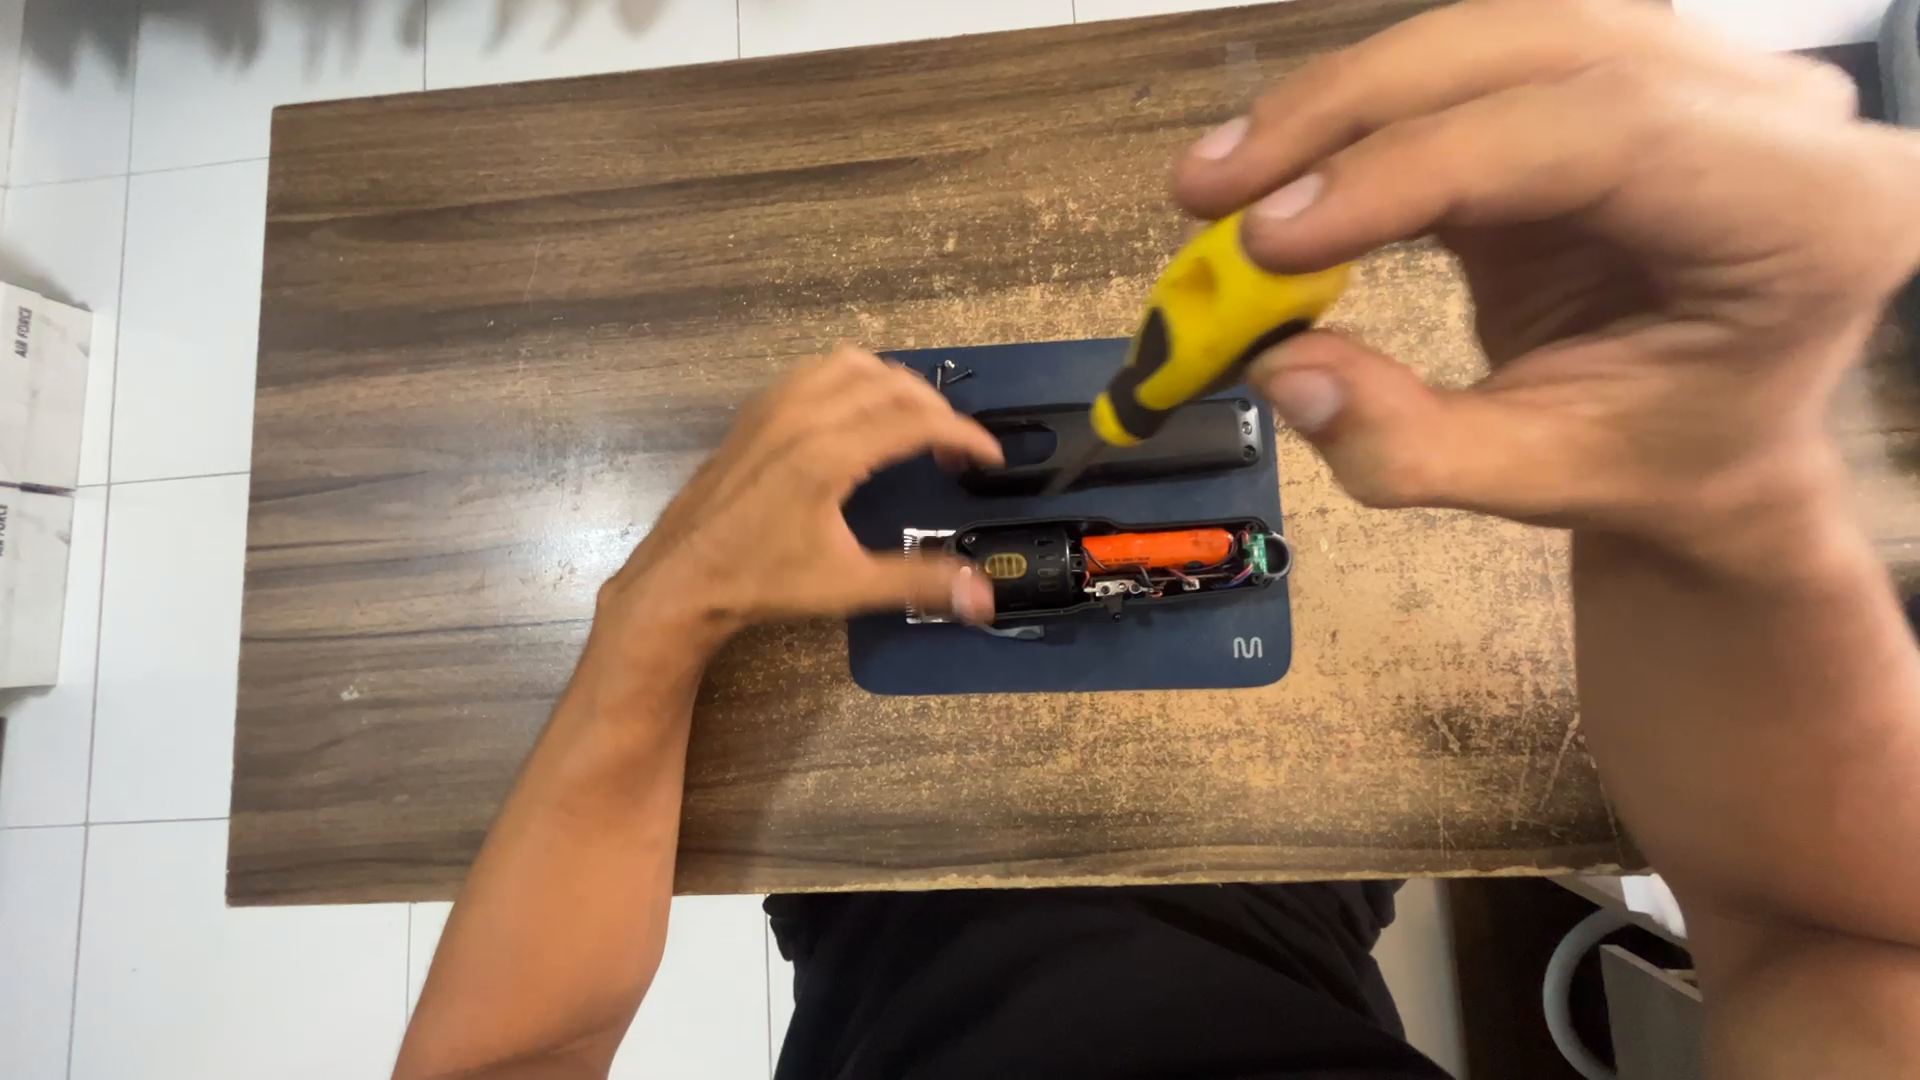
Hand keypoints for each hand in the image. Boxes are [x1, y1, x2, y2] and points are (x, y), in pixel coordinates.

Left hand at [595, 346, 1002, 650]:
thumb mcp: (846, 586)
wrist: (680, 579)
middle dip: (936, 409)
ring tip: (914, 421)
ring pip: (851, 365)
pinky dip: (851, 379)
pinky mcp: (755, 412)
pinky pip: (814, 371)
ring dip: (894, 385)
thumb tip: (984, 597)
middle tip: (954, 448)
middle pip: (890, 384)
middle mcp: (803, 416)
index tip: (988, 457)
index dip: (964, 436)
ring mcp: (773, 408)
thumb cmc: (762, 582)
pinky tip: (854, 412)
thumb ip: (919, 583)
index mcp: (828, 454)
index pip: (916, 422)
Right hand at [1172, 0, 1919, 574]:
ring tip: (1222, 178)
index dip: (1409, 172)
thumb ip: (1400, 445)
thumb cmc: (1637, 461)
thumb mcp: (1520, 481)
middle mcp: (1766, 109)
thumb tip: (1275, 368)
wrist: (1701, 433)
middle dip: (1344, 112)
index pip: (1595, 133)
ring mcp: (1688, 77)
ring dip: (1332, 102)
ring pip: (1486, 32)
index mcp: (1804, 214)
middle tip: (1205, 190)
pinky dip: (1352, 118)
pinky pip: (1461, 70)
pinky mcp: (1597, 88)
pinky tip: (1280, 166)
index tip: (1262, 243)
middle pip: (1530, 44)